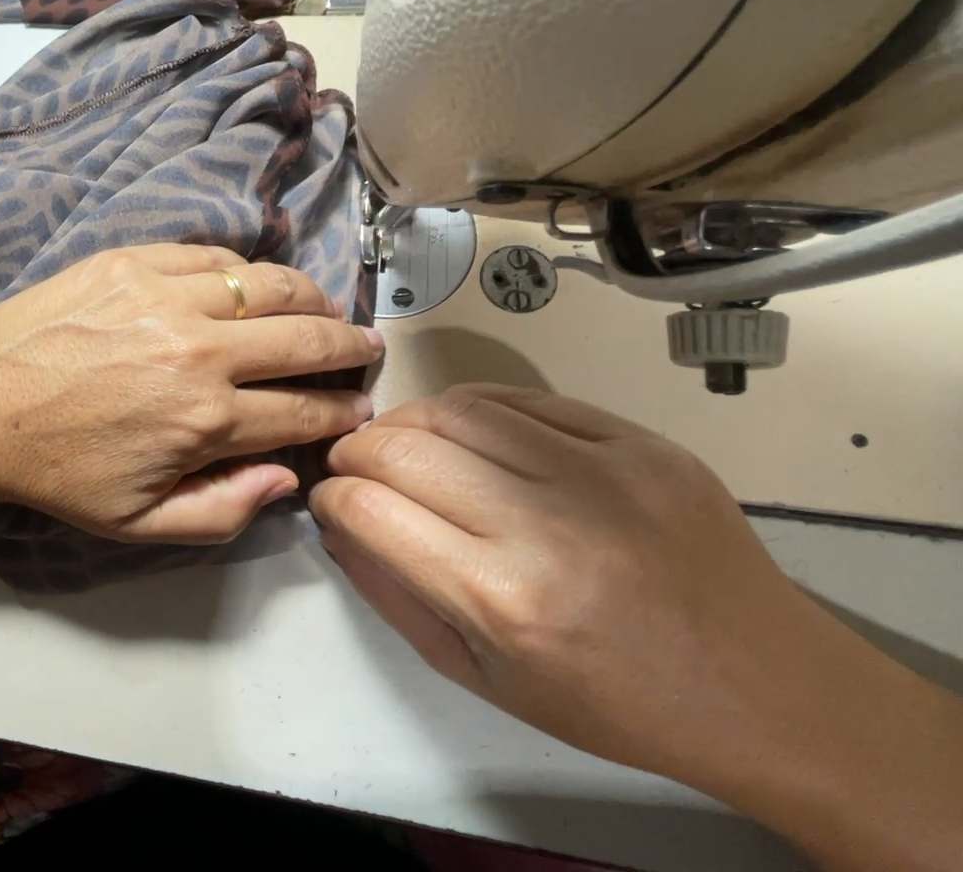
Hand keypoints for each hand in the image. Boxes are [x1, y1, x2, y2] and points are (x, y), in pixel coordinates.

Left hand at [0, 244, 382, 544]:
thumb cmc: (53, 471)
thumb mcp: (136, 523)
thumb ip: (223, 510)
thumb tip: (286, 477)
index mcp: (205, 420)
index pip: (305, 410)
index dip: (342, 411)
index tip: (357, 408)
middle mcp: (199, 350)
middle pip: (307, 338)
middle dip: (350, 347)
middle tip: (364, 351)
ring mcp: (164, 296)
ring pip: (272, 283)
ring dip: (312, 298)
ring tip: (322, 310)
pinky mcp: (130, 261)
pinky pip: (212, 255)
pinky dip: (245, 269)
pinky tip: (250, 284)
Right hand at [308, 384, 827, 781]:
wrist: (769, 691)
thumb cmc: (610, 701)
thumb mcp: (477, 674)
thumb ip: (389, 594)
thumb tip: (336, 523)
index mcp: (500, 598)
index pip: (367, 507)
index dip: (329, 495)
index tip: (330, 501)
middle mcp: (546, 525)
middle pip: (401, 448)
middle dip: (354, 453)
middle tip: (353, 469)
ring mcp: (602, 473)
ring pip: (455, 408)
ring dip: (406, 423)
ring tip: (403, 446)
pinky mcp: (643, 443)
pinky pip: (523, 399)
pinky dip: (471, 409)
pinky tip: (464, 434)